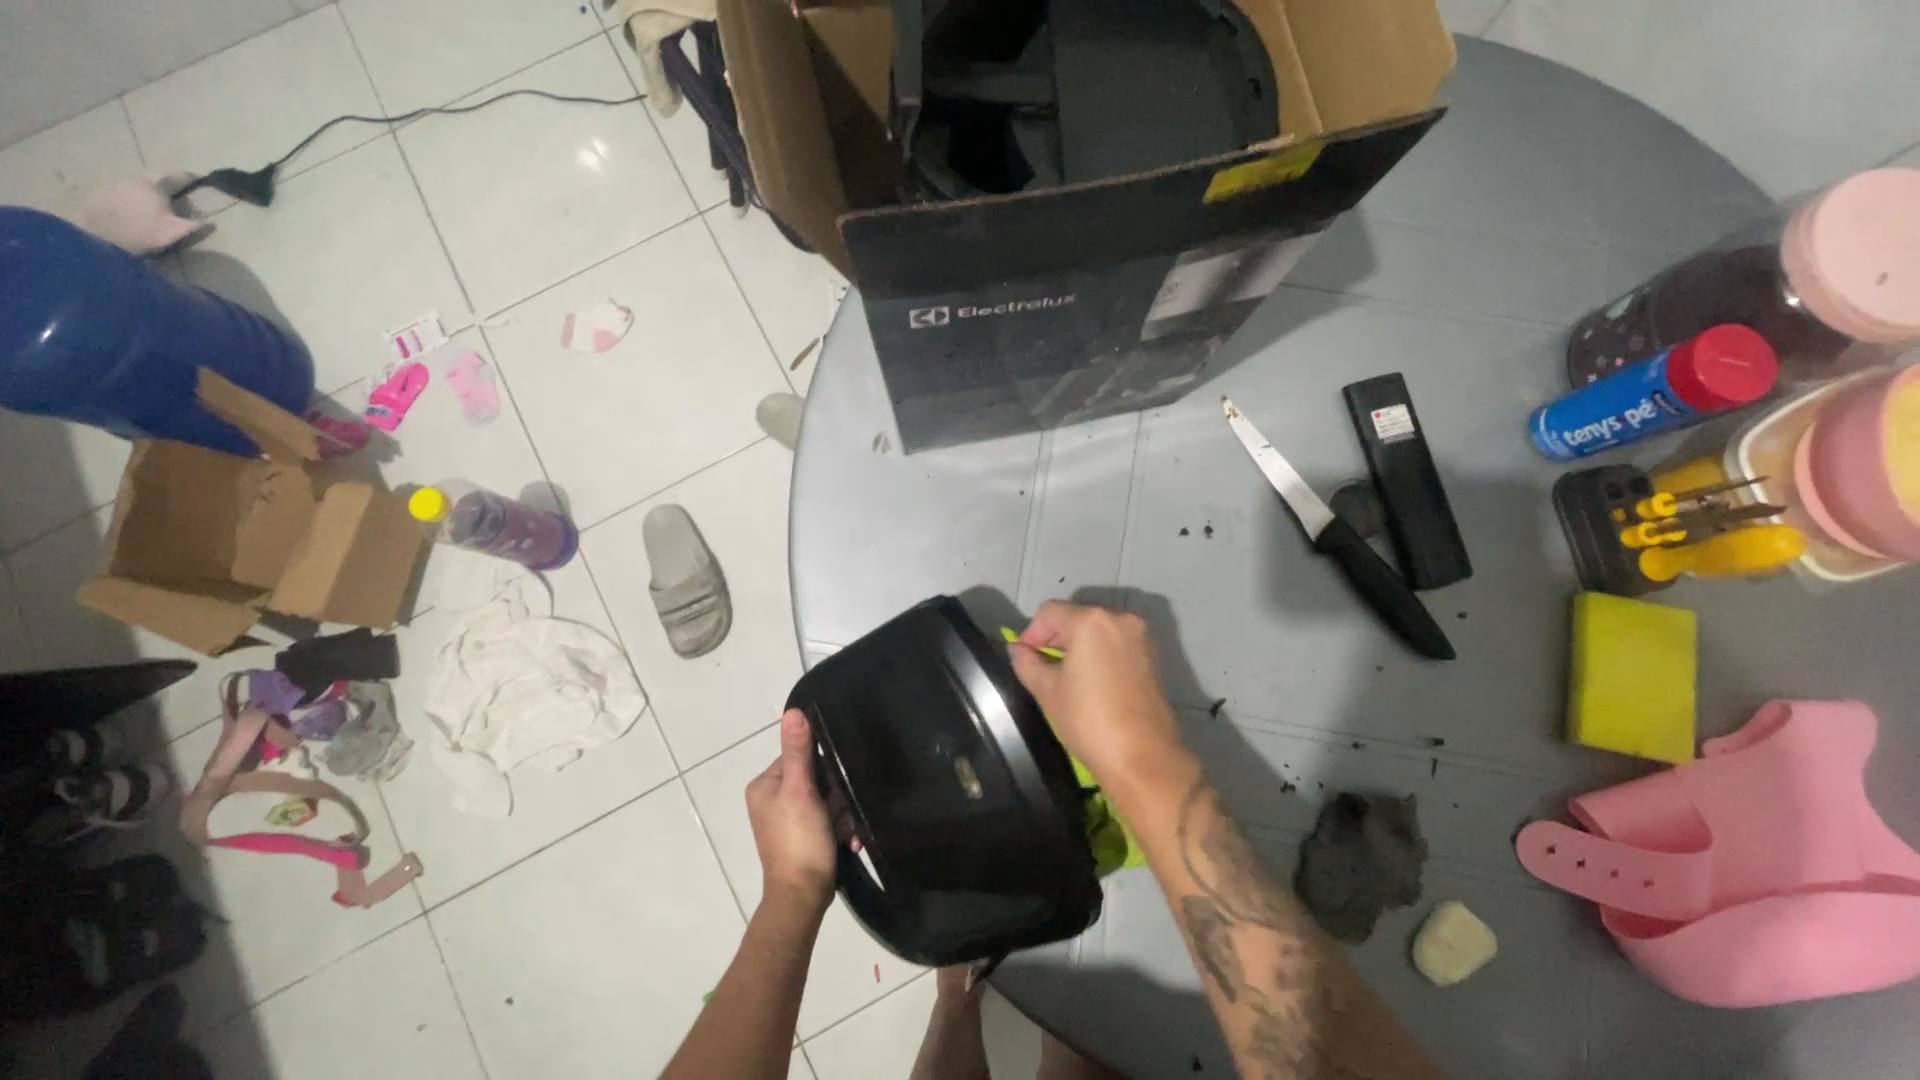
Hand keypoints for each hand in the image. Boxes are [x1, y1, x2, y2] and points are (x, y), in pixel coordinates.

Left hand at [746, 709, 836, 912]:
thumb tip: (792, 711)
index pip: (801, 757)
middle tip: (842, 815)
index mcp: (765, 785)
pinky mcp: (803, 837)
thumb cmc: (799, 841)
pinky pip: (828, 820)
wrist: (803, 898)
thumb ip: (799, 751)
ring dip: (843, 816)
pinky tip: (849, 841)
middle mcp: (772, 799)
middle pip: (817, 779)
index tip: (836, 787)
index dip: (824, 770)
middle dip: (837, 798)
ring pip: (827, 801)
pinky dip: (840, 829)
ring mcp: (787, 820)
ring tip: (846, 833)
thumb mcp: (800, 792)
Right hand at [1010, 600, 1187, 790]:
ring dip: (1077, 645)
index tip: (1024, 657)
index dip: (1031, 632)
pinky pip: (1116, 643)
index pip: (1050, 612)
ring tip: (1065, 675)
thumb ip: (1027, 662)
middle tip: (1041, 666)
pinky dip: (1099, 653)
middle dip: (1055, 636)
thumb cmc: (1088, 720)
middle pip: (1077, 616)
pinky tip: (1091, 681)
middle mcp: (1120, 619)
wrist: (1141, 757)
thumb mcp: (1047, 690)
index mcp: (1091, 621)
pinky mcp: (1152, 657)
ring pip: (1098, 629)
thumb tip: (1016, 649)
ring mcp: (1141, 637)